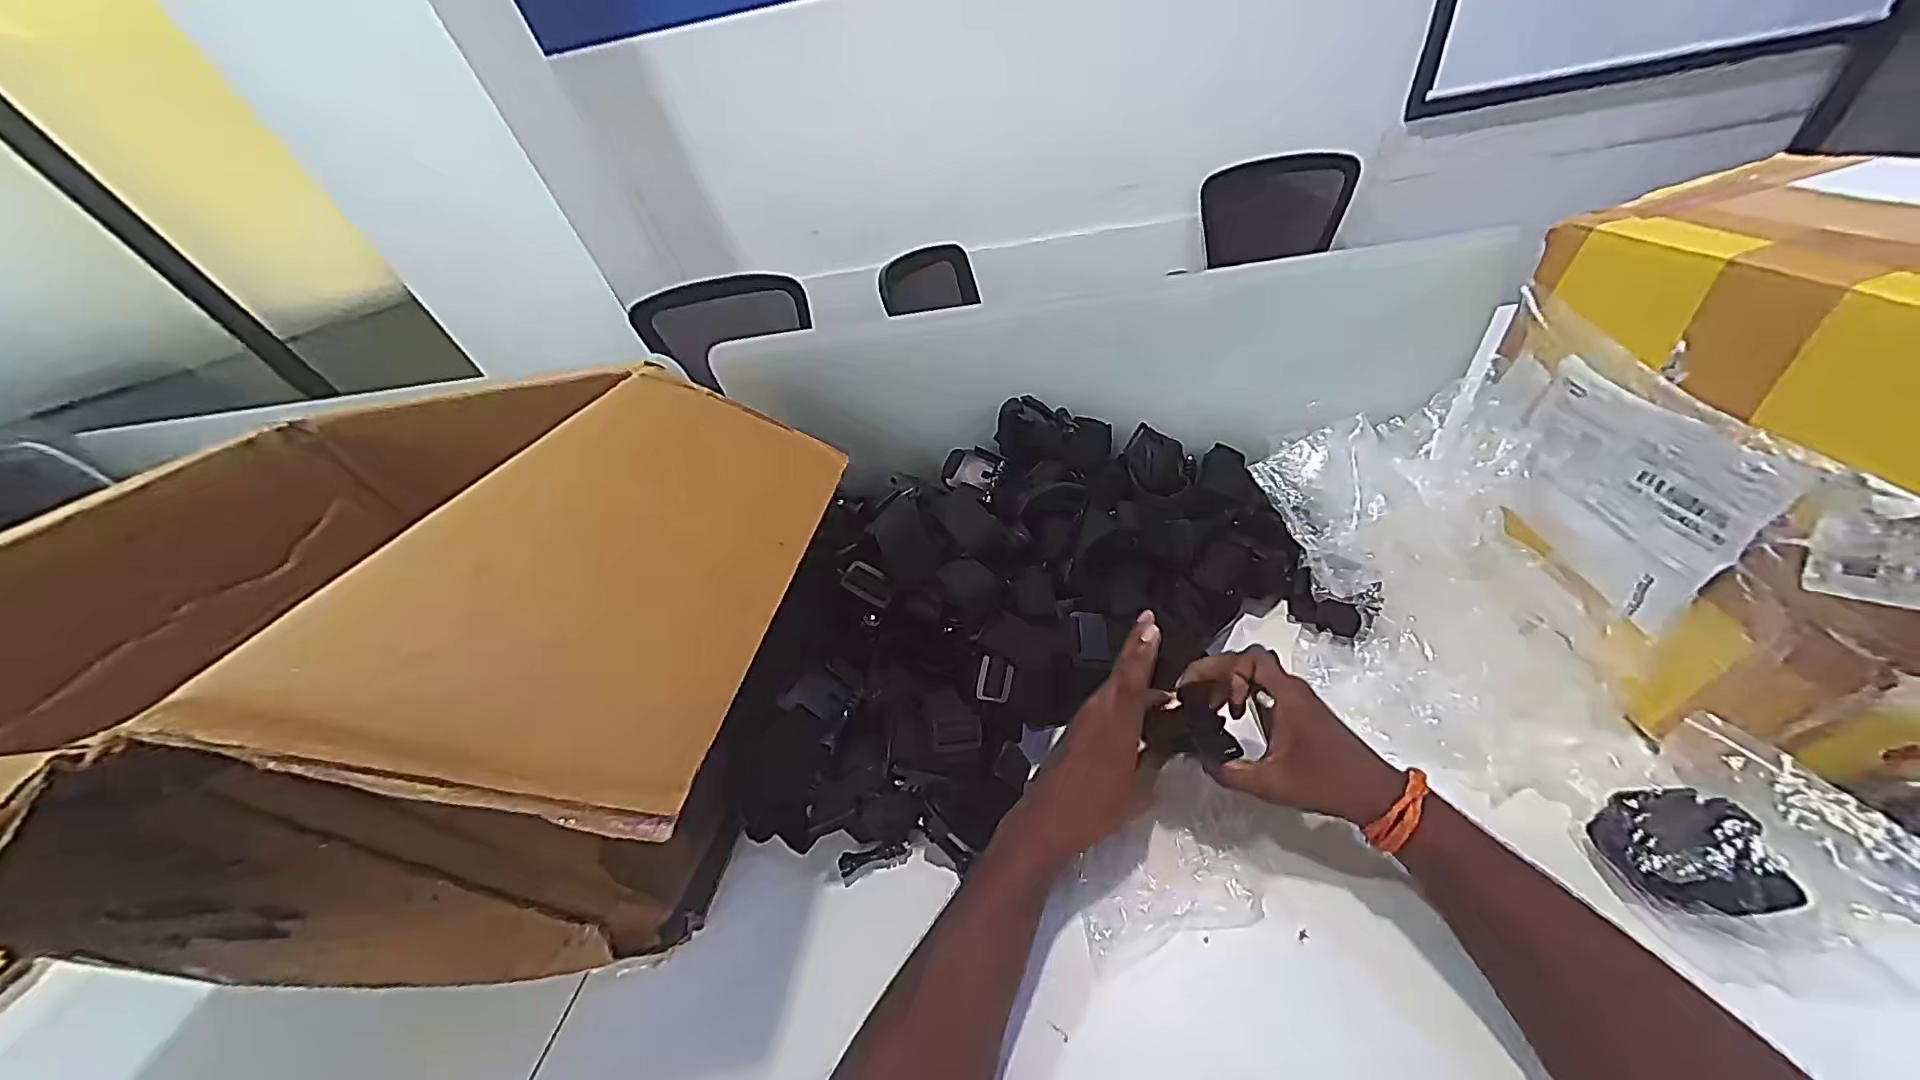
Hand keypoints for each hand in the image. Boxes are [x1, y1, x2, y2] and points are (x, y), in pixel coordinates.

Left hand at [1002, 611, 1165, 864]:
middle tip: (1162, 646)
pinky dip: (1123, 705)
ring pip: (1114, 692)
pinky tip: (1137, 720)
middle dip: (1142, 659)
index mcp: (1115, 721)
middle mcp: (1096, 712)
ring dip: (1135, 687)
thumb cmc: (1093, 809)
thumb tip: (1169, 743)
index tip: (1150, 621)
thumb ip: (1156, 759)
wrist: (1045, 822)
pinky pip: (1104, 708)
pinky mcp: (1074, 732)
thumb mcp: (1139, 788)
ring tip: (1162, 695)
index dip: (1142, 646)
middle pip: (1122, 676)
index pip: (1132, 674)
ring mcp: (1082, 720)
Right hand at [1176, 647, 1402, 825]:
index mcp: (1287, 696)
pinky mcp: (1300, 711)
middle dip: (1215, 674)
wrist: (1373, 795)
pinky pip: (1264, 688)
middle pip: (1247, 662)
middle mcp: (1292, 690)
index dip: (1218, 669)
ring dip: (1228, 683)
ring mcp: (1297, 700)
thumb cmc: (1328, 782)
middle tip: (1193, 693)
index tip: (1201, 689)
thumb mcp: (1270, 783)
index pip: (1248, 659)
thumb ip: (1230, 773)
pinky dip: (1242, 694)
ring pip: (1255, 674)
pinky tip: (1232, 716)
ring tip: (1208, 705)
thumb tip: (1205, 763)